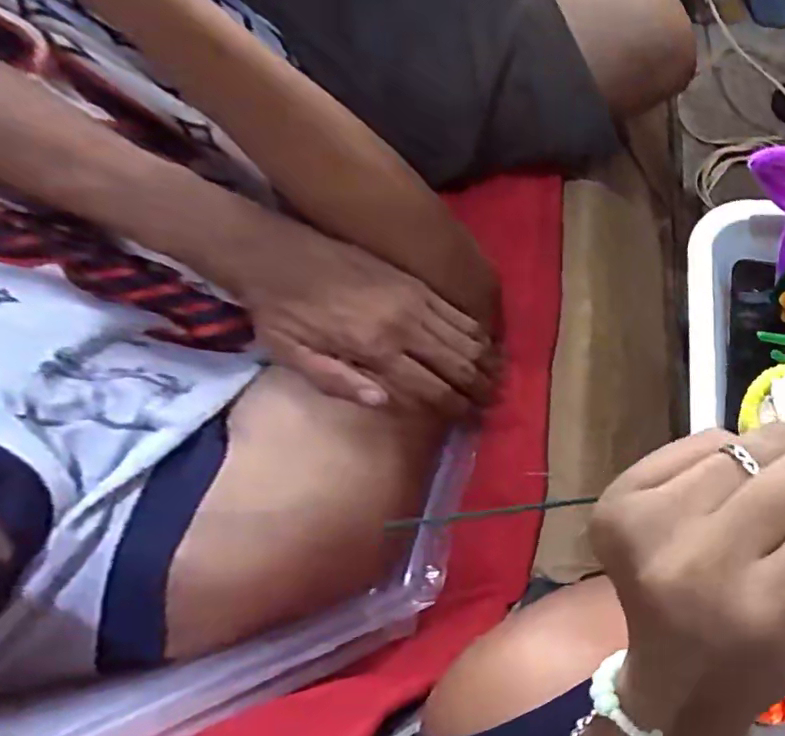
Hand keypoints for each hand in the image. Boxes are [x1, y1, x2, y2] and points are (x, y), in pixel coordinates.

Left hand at [233, 216, 494, 416]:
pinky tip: (485, 350)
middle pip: (462, 367)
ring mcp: (417, 304)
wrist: (268, 249)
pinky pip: (464, 317)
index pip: (433, 389)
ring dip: (488, 365)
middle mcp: (404, 327)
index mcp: (374, 348)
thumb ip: (335, 381)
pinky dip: (481, 337)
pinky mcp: (420, 286)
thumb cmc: (277, 308)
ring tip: (495, 379)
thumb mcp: (288, 353)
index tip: (468, 417)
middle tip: (491, 402)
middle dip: (481, 389)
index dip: (457, 408)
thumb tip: (384, 402)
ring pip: (471, 343)